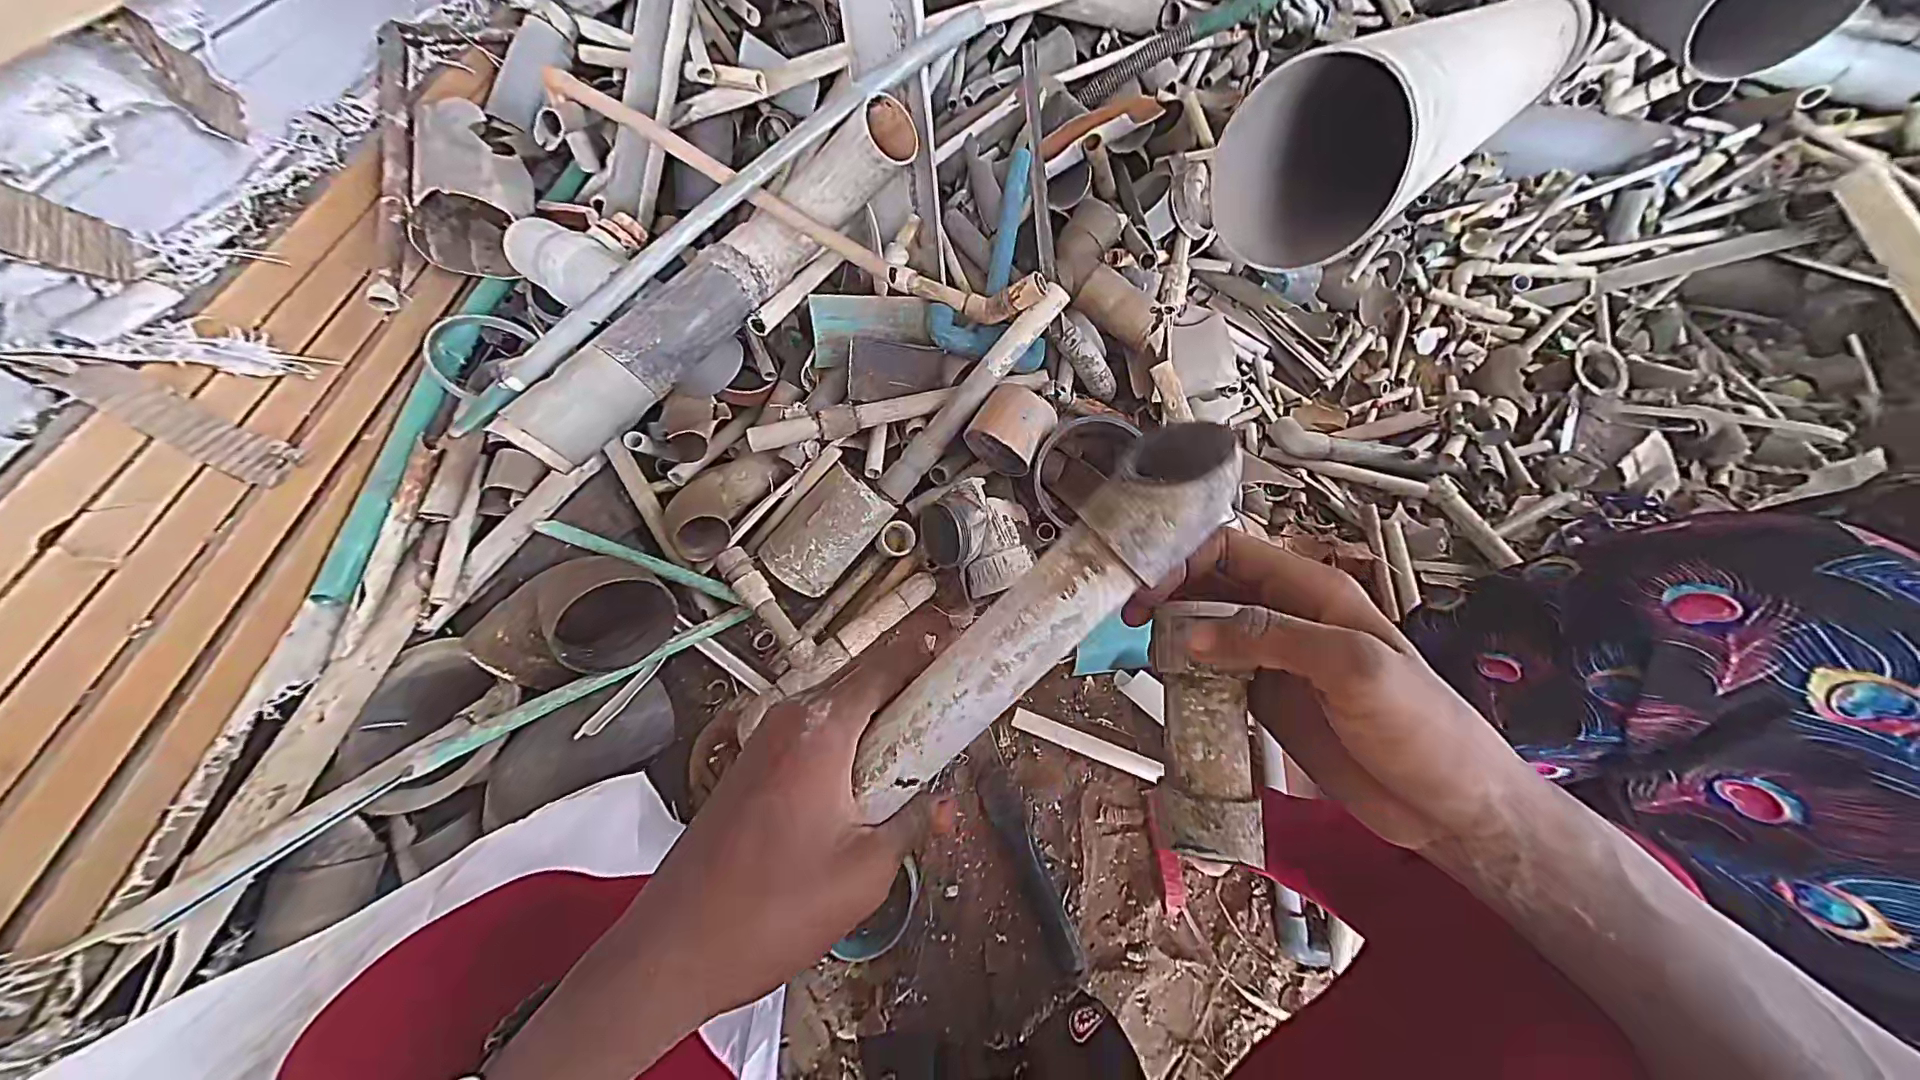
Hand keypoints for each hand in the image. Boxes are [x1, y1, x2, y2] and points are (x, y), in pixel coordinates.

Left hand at [488, 612, 953, 1079]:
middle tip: (952, 712)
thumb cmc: (771, 912)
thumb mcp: (866, 873)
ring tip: (914, 757)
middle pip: (866, 682)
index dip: (930, 647)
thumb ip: (914, 822)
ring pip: (842, 710)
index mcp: (821, 731)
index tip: (963, 635)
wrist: (672, 949)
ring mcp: (766, 738)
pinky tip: (865, 785)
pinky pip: (816, 735)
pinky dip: (850, 744)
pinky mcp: (754, 763)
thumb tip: (944, 801)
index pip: (888, 665)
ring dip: (881, 723)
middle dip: (911, 692)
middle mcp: (790, 718)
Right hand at [1126, 529, 1540, 851]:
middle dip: (1167, 591)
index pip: (1232, 552)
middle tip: (1133, 617)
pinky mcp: (1265, 694)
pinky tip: (1170, 677)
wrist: (1449, 808)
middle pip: (1211, 584)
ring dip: (1172, 628)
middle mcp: (1288, 616)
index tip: (1149, 589)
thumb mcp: (1354, 668)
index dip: (1184, 561)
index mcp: (1314, 592)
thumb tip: (1194, 632)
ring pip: (1206, 623)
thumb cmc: (1426, 729)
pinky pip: (1213, 668)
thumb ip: (1274, 639)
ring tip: (1145, 645)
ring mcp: (1273, 656)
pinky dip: (1185, 667)